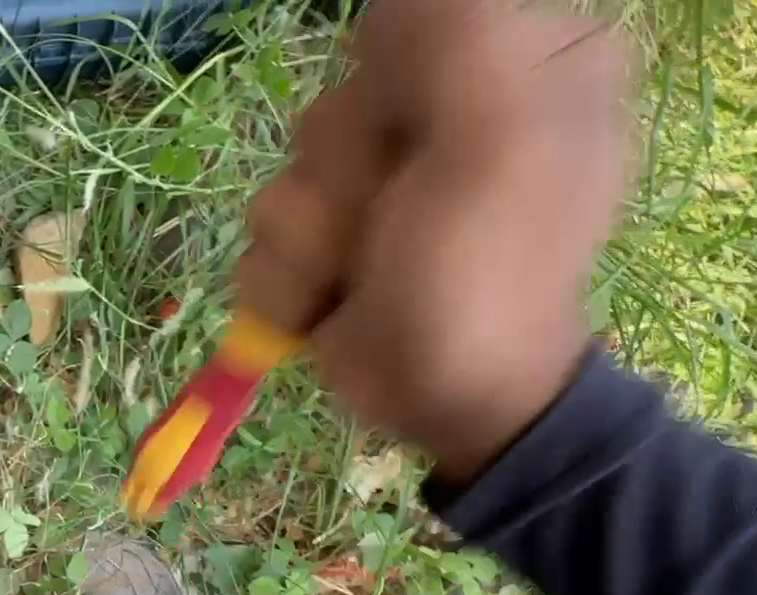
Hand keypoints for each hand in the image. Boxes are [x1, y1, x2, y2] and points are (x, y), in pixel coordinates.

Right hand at [234, 0, 634, 481]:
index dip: (387, 82)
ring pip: (280, 189)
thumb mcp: (497, 141)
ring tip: (358, 278)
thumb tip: (381, 4)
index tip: (418, 139)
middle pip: (326, 113)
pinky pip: (260, 249)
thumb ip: (457, 37)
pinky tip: (327, 305)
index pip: (396, 24)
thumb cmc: (484, 276)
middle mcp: (425, 127)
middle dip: (344, 182)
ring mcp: (363, 197)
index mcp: (496, 74)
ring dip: (310, 248)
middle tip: (393, 225)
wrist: (446, 394)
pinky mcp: (318, 251)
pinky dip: (286, 286)